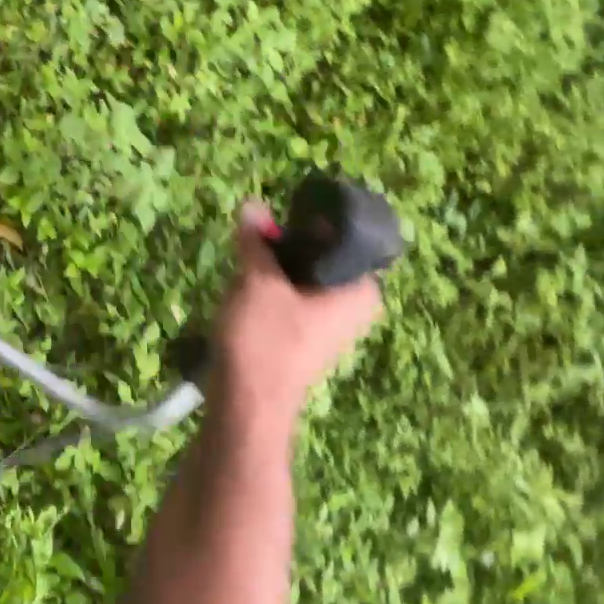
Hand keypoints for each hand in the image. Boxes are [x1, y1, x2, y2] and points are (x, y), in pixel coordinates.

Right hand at [211, 201, 381, 420]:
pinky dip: (270, 295)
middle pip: (320, 262)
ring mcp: (332, 329)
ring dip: (272, 274)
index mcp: (362, 292)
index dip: (307, 228)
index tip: (272, 223)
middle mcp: (356, 309)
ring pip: (302, 284)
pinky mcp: (306, 342)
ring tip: (241, 272)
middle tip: (250, 247)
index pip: (343, 243)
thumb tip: (252, 205)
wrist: (249, 398)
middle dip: (283, 252)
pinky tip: (242, 297)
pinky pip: (292, 304)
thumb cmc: (264, 337)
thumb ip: (255, 243)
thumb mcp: (256, 281)